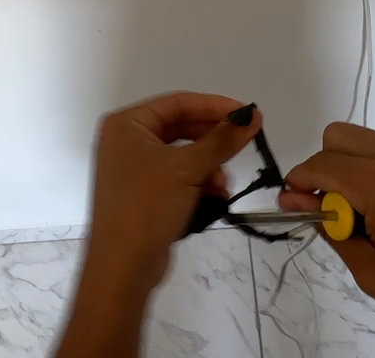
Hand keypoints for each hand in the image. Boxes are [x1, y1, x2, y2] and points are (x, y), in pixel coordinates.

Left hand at [58, 92, 261, 357]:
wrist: (121, 271)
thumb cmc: (147, 207)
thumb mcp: (188, 169)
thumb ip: (222, 140)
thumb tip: (252, 116)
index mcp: (127, 124)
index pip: (178, 103)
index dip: (214, 106)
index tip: (247, 112)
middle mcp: (126, 141)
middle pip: (181, 128)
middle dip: (213, 140)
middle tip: (245, 141)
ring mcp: (133, 169)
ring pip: (182, 155)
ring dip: (208, 165)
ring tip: (224, 183)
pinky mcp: (143, 195)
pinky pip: (177, 177)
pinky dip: (198, 183)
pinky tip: (216, 196)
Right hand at [281, 123, 374, 357]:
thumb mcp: (372, 271)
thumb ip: (331, 228)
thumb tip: (296, 201)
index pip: (321, 164)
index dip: (300, 182)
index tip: (294, 202)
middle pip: (339, 135)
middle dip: (325, 165)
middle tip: (334, 208)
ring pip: (368, 140)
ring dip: (355, 166)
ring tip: (371, 214)